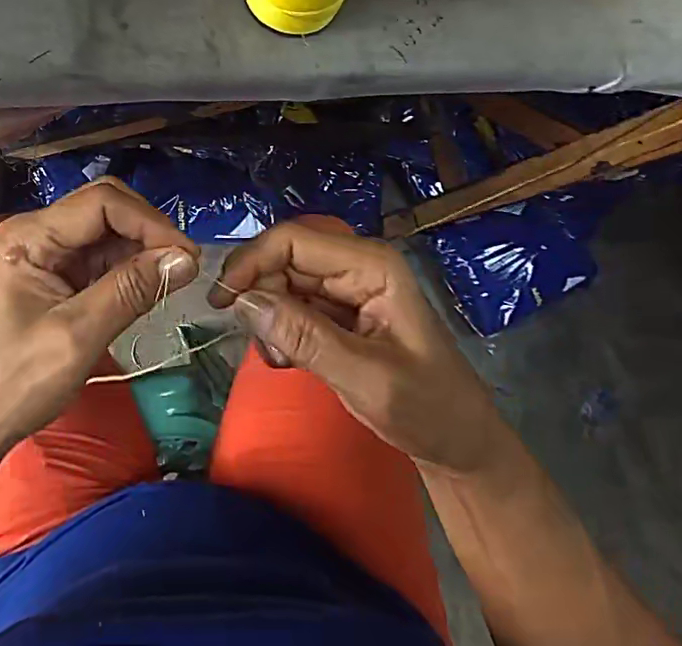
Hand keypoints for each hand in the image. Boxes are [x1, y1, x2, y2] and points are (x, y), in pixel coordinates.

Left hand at [0, 179, 197, 456]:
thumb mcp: (78, 336)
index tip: (186, 255)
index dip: (150, 222)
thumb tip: (187, 259)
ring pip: (113, 231)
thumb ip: (131, 290)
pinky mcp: (61, 275)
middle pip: (109, 209)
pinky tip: (153, 286)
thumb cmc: (14, 384)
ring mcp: (50, 253)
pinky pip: (108, 257)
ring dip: (146, 250)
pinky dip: (134, 267)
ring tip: (175, 277)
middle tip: (184, 264)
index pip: (103, 203)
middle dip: (150, 231)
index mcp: (29, 237)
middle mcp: (38, 234)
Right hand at [211, 222, 507, 475]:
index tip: (222, 302)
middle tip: (263, 347)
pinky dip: (281, 331)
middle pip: (285, 259)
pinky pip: (294, 307)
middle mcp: (357, 266)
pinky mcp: (340, 313)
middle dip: (260, 296)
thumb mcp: (366, 377)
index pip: (294, 240)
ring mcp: (349, 289)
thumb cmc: (427, 408)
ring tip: (283, 361)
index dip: (252, 261)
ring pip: (284, 283)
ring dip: (269, 318)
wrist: (459, 442)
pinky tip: (290, 361)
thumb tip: (244, 302)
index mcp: (372, 265)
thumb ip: (305, 337)